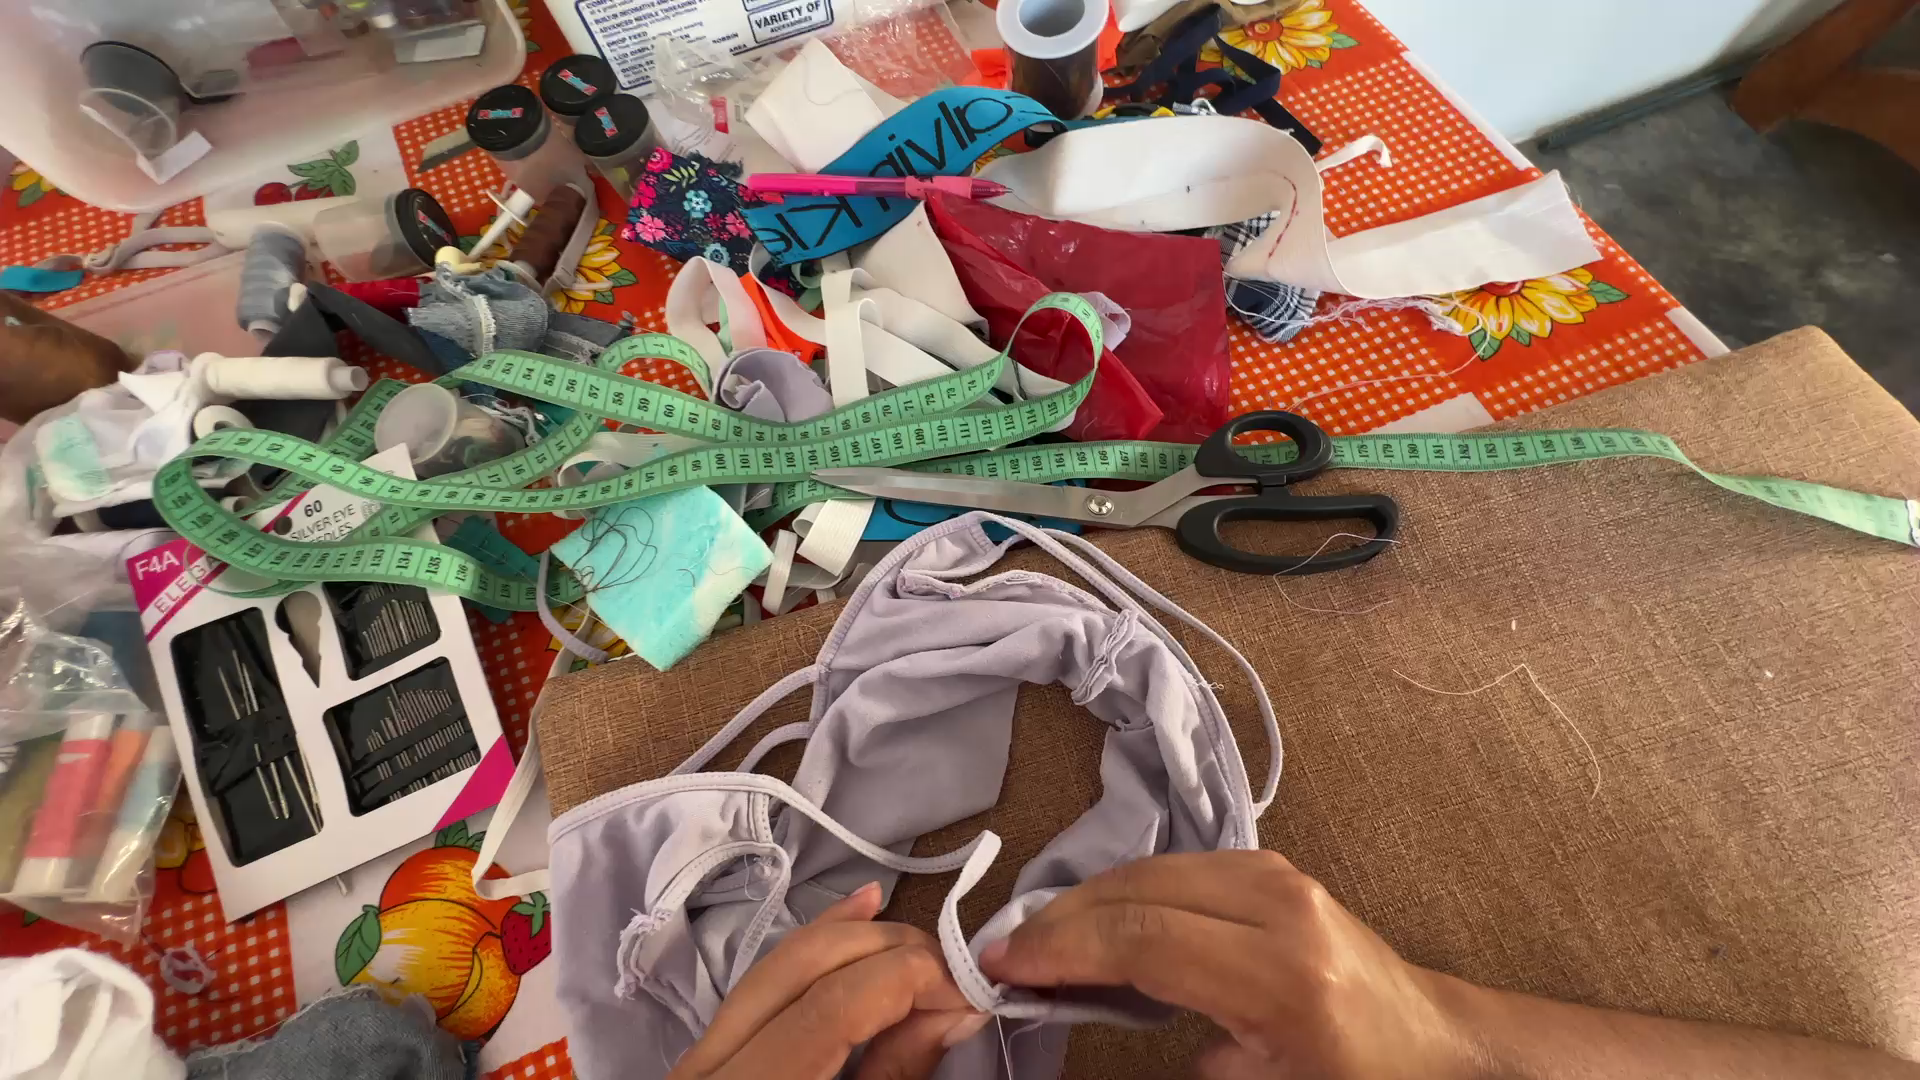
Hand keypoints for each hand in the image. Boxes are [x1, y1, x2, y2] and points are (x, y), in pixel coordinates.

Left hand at [669, 881, 990, 1079]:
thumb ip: (900, 1072)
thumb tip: (956, 1005)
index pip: (831, 1006)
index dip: (906, 979)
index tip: (964, 989)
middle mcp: (710, 1063)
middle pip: (807, 965)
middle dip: (888, 950)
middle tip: (950, 971)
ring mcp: (703, 1050)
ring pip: (785, 957)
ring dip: (858, 934)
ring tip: (917, 934)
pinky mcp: (714, 1045)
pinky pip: (768, 974)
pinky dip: (819, 938)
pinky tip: (860, 906)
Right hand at [977, 851, 1477, 1079]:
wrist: (1438, 1045)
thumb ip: (1187, 1063)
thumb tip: (1091, 1013)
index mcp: (1281, 972)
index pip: (1143, 939)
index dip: (1065, 948)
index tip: (1007, 964)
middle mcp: (1273, 902)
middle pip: (1136, 890)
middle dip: (1062, 918)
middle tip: (1006, 947)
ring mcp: (1271, 870)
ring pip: (1146, 869)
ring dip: (1084, 901)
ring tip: (1038, 934)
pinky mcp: (1264, 862)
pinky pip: (1169, 868)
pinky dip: (1120, 890)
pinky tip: (1093, 916)